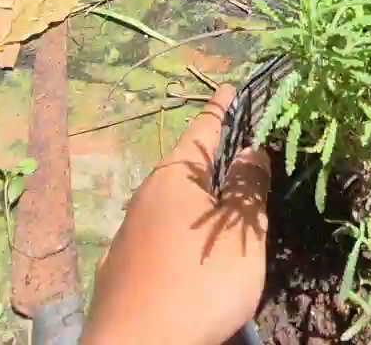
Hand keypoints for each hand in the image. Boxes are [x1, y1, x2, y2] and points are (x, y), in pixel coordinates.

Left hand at [81, 85, 271, 344]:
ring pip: (171, 207)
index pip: (204, 129)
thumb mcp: (240, 233)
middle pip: (187, 169)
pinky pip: (159, 241)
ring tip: (224, 215)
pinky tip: (192, 260)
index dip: (221, 108)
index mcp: (174, 177)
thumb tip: (251, 150)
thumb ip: (248, 188)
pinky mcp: (119, 274)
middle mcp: (145, 198)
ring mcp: (127, 237)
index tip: (230, 87)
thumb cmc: (197, 283)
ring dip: (198, 205)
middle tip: (243, 159)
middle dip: (215, 163)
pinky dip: (181, 237)